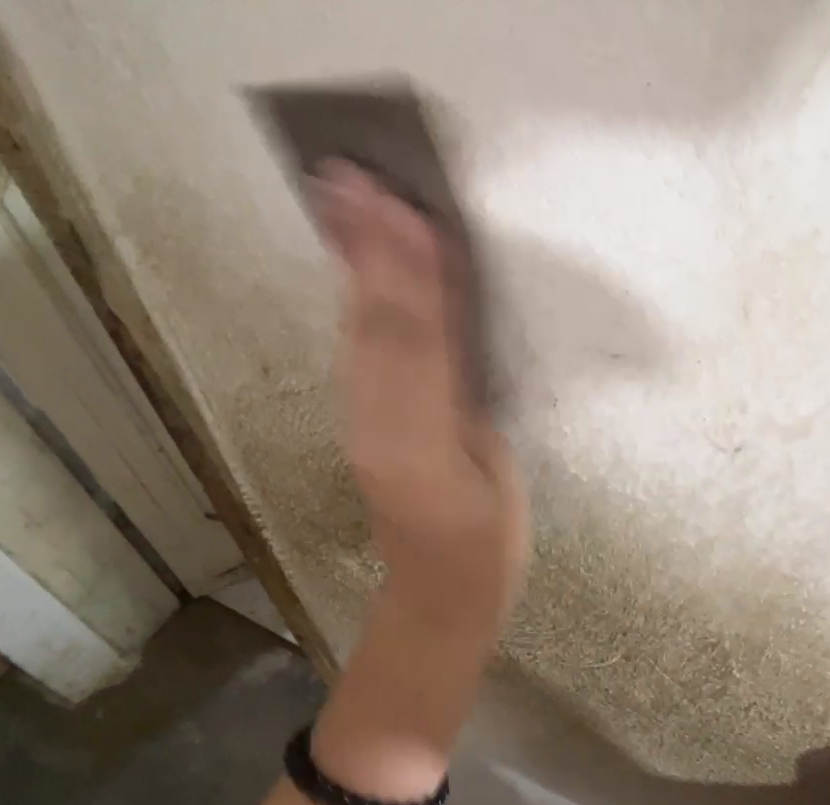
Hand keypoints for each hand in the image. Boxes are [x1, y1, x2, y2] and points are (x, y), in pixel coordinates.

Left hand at [308, 160, 529, 645]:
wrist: (444, 601)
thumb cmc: (483, 548)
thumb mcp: (484, 476)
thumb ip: (458, 398)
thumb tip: (441, 317)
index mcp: (410, 435)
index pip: (410, 338)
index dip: (406, 270)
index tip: (401, 202)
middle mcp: (378, 422)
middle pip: (373, 324)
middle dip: (367, 250)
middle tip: (352, 177)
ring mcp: (369, 426)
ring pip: (363, 335)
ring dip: (356, 266)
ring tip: (346, 204)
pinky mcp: (372, 428)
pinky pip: (367, 355)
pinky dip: (364, 302)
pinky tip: (362, 268)